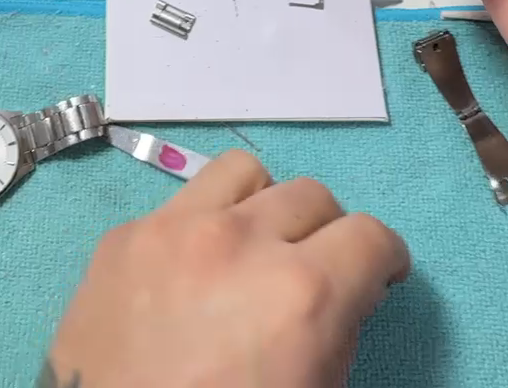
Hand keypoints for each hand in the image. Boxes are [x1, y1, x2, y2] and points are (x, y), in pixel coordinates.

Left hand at [44, 152, 408, 387]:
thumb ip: (338, 336)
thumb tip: (343, 294)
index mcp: (300, 295)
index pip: (370, 235)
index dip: (383, 258)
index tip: (376, 276)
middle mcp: (240, 241)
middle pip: (311, 194)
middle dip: (325, 232)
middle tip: (312, 269)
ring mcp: (173, 228)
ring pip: (243, 171)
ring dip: (260, 205)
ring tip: (250, 247)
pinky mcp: (124, 235)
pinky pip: (180, 202)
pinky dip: (198, 227)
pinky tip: (185, 273)